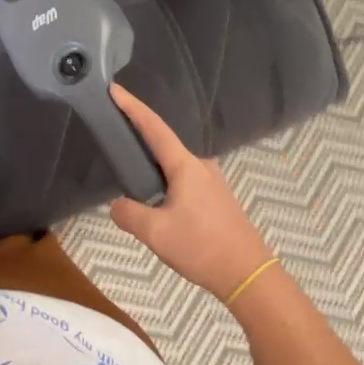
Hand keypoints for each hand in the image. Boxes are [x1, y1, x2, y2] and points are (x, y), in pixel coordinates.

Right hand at [108, 85, 277, 301]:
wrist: (248, 275)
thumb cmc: (202, 247)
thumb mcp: (155, 233)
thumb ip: (128, 214)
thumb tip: (118, 206)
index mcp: (185, 166)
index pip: (154, 128)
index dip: (133, 108)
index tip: (115, 89)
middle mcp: (201, 166)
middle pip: (164, 145)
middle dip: (140, 139)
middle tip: (115, 138)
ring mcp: (212, 183)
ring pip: (175, 167)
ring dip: (154, 167)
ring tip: (131, 180)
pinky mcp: (217, 199)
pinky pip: (184, 182)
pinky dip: (166, 183)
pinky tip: (157, 204)